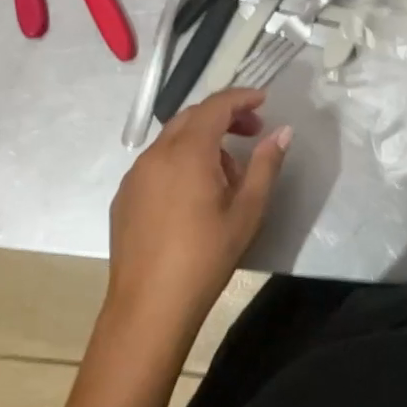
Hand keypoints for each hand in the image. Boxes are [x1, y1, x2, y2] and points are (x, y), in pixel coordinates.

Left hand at [106, 88, 291, 326]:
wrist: (148, 308)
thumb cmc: (205, 257)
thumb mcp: (247, 211)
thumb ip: (265, 164)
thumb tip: (282, 131)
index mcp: (187, 151)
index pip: (216, 106)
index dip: (241, 98)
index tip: (264, 100)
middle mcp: (156, 154)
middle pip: (192, 117)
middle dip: (224, 116)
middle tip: (252, 132)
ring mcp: (135, 176)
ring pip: (172, 140)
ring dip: (202, 140)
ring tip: (227, 173)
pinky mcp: (124, 197)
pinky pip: (156, 163)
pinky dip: (180, 161)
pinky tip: (194, 195)